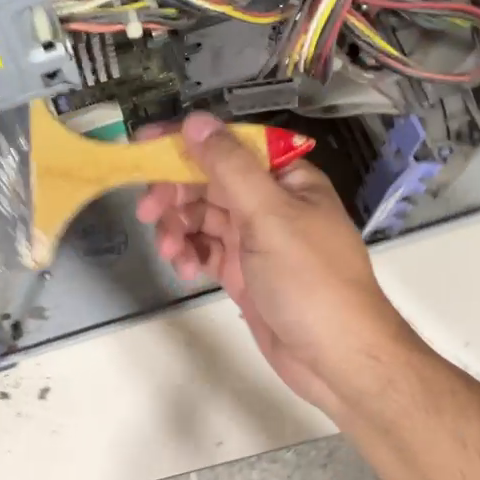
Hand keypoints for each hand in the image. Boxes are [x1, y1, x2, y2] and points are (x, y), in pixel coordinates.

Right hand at [135, 112, 411, 413]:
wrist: (336, 358)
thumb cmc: (310, 279)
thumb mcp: (269, 216)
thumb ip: (229, 166)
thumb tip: (196, 121)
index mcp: (285, 179)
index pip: (228, 146)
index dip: (186, 143)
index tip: (143, 144)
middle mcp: (270, 204)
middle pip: (209, 182)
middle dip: (175, 193)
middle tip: (147, 211)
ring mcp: (255, 240)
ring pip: (202, 218)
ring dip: (179, 229)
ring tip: (172, 252)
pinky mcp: (243, 273)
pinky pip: (205, 251)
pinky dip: (190, 255)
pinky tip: (185, 270)